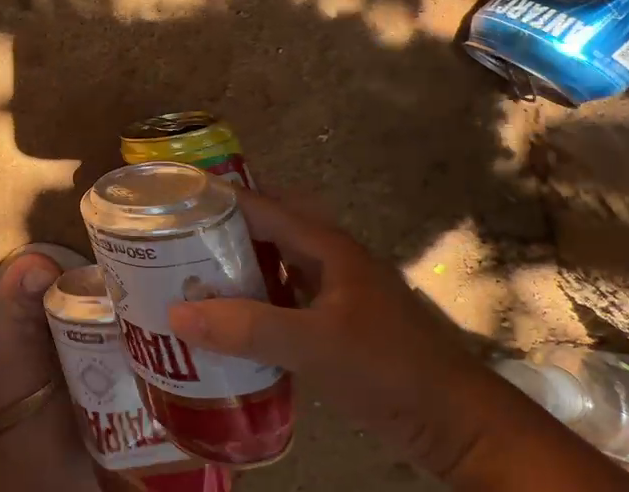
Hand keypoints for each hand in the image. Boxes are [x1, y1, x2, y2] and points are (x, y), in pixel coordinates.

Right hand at [164, 189, 509, 478]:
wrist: (467, 431)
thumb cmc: (396, 371)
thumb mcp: (317, 347)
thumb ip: (247, 328)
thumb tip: (173, 313)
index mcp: (327, 246)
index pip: (257, 204)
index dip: (210, 197)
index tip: (161, 199)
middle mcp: (330, 260)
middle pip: (264, 227)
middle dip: (218, 225)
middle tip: (169, 234)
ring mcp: (337, 294)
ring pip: (273, 261)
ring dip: (233, 261)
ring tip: (183, 270)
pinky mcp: (339, 326)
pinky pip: (281, 295)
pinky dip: (250, 296)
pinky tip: (225, 317)